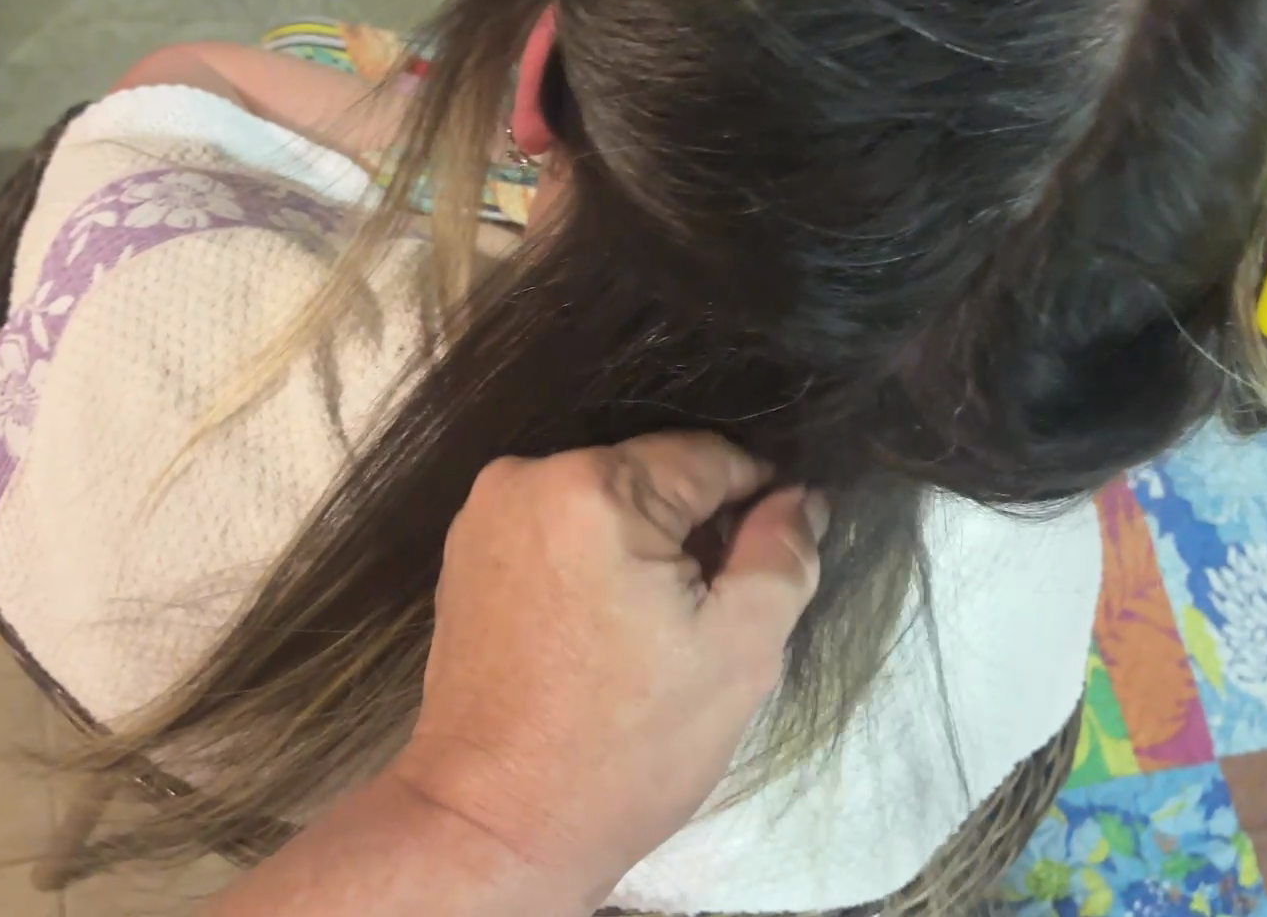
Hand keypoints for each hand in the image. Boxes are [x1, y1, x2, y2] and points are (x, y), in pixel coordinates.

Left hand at [389, 433, 827, 897]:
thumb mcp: (738, 652)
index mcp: (592, 488)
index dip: (754, 493)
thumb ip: (781, 554)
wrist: (493, 813)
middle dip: (691, 521)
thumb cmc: (623, 744)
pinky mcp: (464, 544)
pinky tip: (598, 614)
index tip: (771, 542)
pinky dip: (586, 548)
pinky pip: (550, 521)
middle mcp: (526, 476)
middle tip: (708, 601)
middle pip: (645, 472)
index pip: (704, 455)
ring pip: (598, 494)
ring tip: (651, 616)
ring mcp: (485, 508)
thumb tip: (802, 496)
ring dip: (638, 535)